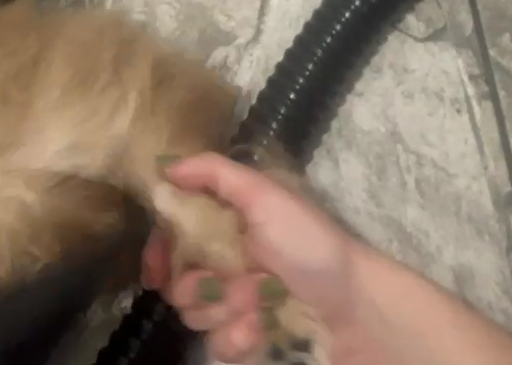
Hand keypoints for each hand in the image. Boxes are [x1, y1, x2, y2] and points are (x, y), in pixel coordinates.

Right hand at [141, 153, 361, 362]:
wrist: (355, 309)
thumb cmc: (309, 244)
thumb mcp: (265, 195)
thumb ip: (215, 174)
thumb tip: (166, 167)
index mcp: (229, 223)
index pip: (175, 234)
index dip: (160, 249)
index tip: (156, 269)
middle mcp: (228, 262)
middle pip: (178, 279)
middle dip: (198, 284)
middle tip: (231, 282)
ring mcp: (236, 305)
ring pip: (195, 314)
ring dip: (225, 309)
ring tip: (259, 302)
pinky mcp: (248, 340)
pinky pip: (218, 345)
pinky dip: (238, 338)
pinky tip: (262, 329)